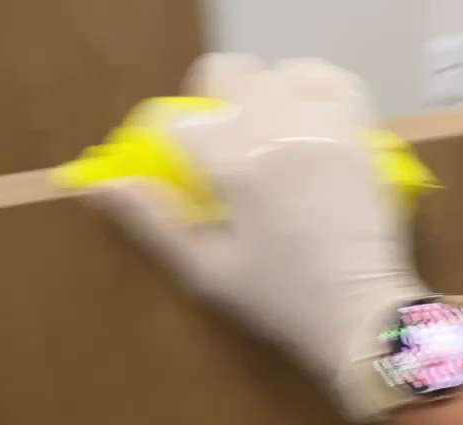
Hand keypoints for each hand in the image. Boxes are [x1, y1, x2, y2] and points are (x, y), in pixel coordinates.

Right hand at [84, 55, 430, 419]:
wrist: (361, 315)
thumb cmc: (280, 303)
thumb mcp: (209, 272)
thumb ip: (155, 221)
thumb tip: (100, 184)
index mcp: (237, 164)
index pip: (178, 119)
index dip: (170, 144)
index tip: (185, 177)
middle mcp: (281, 126)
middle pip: (225, 73)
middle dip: (213, 108)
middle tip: (226, 159)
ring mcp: (327, 122)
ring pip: (277, 72)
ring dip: (263, 100)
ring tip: (271, 147)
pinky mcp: (362, 130)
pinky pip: (329, 79)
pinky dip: (310, 93)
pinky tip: (306, 129)